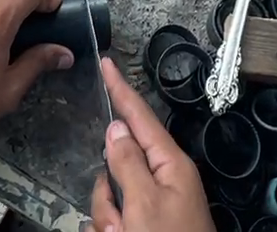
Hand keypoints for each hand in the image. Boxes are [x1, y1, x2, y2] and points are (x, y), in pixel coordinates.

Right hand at [90, 58, 215, 231]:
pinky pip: (112, 223)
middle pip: (116, 166)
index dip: (120, 88)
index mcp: (170, 165)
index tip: (106, 61)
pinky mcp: (142, 230)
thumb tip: (116, 126)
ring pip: (109, 200)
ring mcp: (151, 209)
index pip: (140, 115)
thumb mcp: (146, 205)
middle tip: (122, 226)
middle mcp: (161, 182)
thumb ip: (127, 162)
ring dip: (111, 224)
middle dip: (110, 198)